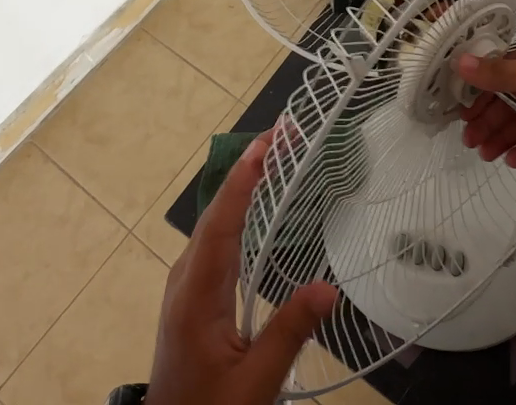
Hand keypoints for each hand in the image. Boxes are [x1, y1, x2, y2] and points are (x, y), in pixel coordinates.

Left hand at [146, 132, 337, 404]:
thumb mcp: (253, 382)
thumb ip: (288, 333)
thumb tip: (329, 288)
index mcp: (197, 293)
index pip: (221, 222)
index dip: (243, 180)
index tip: (265, 142)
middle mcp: (186, 277)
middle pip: (216, 211)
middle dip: (247, 168)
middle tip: (282, 135)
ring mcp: (187, 282)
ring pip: (214, 221)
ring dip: (242, 185)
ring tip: (273, 154)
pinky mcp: (194, 291)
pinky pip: (216, 237)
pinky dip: (236, 209)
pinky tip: (254, 202)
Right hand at [457, 41, 515, 166]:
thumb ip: (500, 73)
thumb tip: (458, 62)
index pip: (500, 72)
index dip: (479, 90)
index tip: (461, 108)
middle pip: (507, 101)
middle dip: (487, 119)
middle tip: (469, 140)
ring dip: (501, 137)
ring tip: (485, 155)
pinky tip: (510, 161)